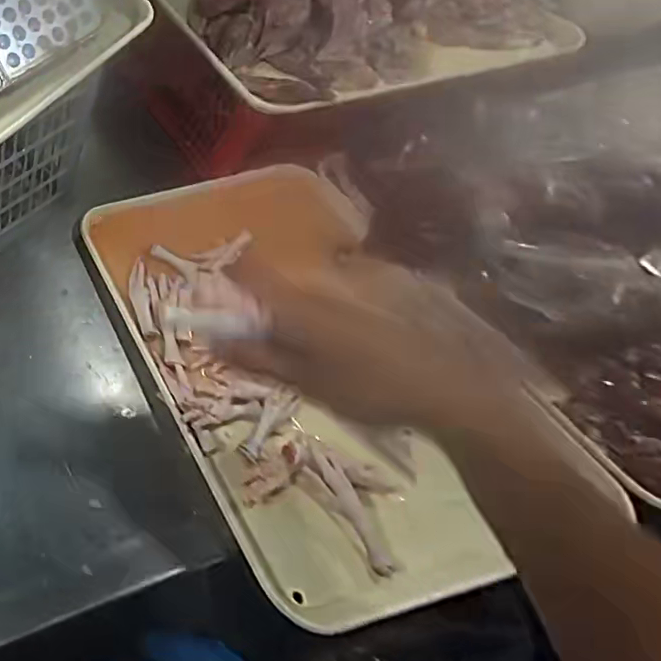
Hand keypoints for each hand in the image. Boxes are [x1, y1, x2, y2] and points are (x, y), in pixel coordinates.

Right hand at [214, 253, 526, 434]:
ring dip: (281, 315)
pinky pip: (321, 298)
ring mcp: (344, 289)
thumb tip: (210, 341)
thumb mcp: (304, 382)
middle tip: (256, 344)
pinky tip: (330, 349)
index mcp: (295, 302)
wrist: (450, 390)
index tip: (215, 308)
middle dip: (252, 306)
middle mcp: (316, 285)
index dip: (223, 281)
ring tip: (296, 353)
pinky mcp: (369, 298)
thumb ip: (255, 358)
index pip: (245, 270)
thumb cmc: (368, 389)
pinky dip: (310, 317)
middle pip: (268, 281)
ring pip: (294, 291)